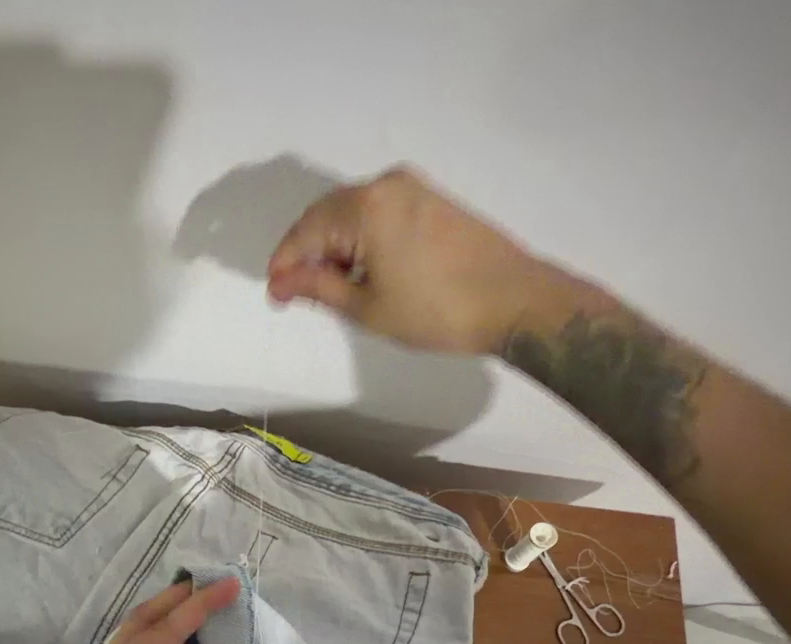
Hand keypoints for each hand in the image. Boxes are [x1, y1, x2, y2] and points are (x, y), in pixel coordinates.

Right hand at [266, 167, 584, 354]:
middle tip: (297, 295)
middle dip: (307, 254)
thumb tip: (280, 283)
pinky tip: (362, 272)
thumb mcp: (367, 307)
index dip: (285, 264)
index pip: (305, 231)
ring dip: (333, 249)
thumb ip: (318, 288)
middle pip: (325, 216)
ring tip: (333, 290)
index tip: (275, 297)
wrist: (515, 302)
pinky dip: (360, 241)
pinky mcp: (431, 200)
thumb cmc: (435, 310)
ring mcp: (412, 188)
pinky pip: (377, 214)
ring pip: (351, 214)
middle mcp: (386, 184)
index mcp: (365, 206)